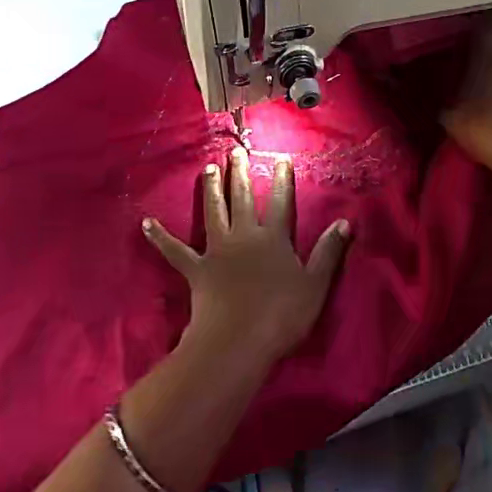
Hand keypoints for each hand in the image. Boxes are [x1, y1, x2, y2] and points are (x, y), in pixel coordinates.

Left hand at [143, 147, 349, 368]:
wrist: (239, 340)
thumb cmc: (282, 315)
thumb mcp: (315, 285)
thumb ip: (329, 252)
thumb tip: (345, 221)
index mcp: (273, 237)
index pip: (280, 201)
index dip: (282, 179)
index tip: (281, 159)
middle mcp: (243, 235)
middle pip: (242, 198)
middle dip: (241, 173)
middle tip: (237, 151)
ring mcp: (216, 250)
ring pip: (213, 211)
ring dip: (211, 188)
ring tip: (210, 167)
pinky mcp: (196, 268)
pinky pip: (175, 250)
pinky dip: (160, 236)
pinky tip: (146, 222)